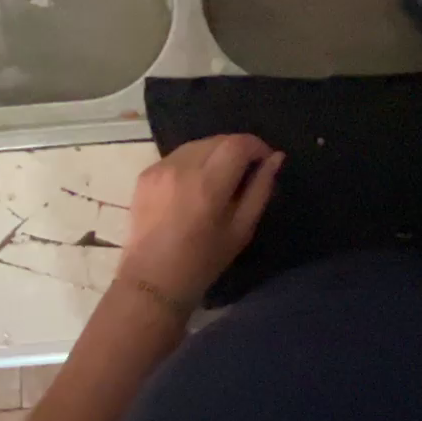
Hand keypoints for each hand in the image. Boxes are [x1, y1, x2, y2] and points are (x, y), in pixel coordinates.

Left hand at [119, 135, 283, 306]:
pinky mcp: (145, 173)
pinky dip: (191, 163)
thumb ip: (260, 190)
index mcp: (208, 185)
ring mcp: (160, 168)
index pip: (238, 144)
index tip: (265, 160)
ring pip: (197, 144)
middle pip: (218, 140)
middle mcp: (182, 168)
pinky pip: (177, 156)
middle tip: (244, 172)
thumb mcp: (241, 230)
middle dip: (236, 149)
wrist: (151, 281)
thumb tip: (275, 158)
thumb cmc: (203, 262)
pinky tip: (193, 186)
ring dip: (214, 154)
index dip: (257, 146)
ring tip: (219, 179)